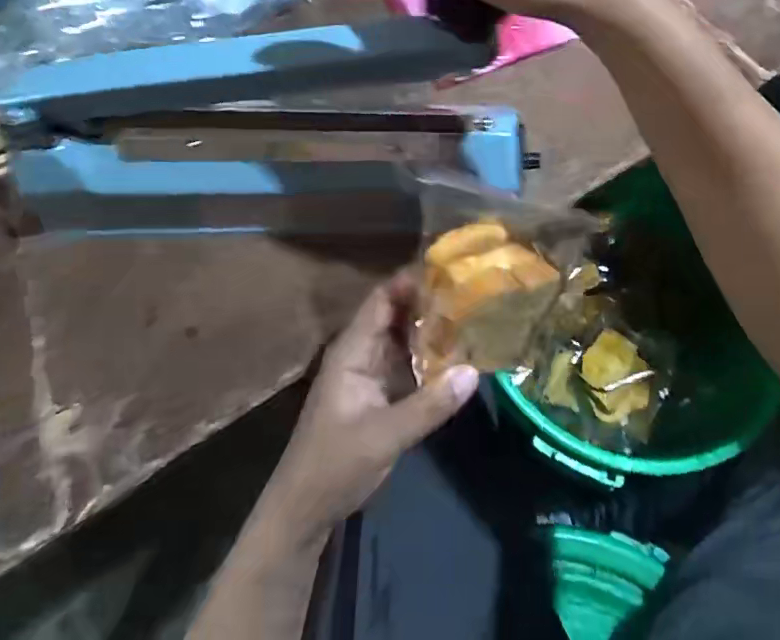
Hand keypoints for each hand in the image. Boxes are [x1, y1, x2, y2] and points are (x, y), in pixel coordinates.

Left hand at [263, 273, 478, 535]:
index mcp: (352, 351)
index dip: (412, 280)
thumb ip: (428, 405)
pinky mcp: (381, 396)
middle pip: (398, 315)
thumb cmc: (333, 466)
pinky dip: (433, 358)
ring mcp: (372, 375)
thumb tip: (474, 371)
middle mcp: (362, 354)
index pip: (383, 298)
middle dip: (431, 301)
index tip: (451, 267)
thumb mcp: (383, 437)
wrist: (303, 512)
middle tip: (475, 289)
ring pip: (406, 340)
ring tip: (476, 313)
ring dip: (435, 329)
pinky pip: (410, 365)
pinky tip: (462, 355)